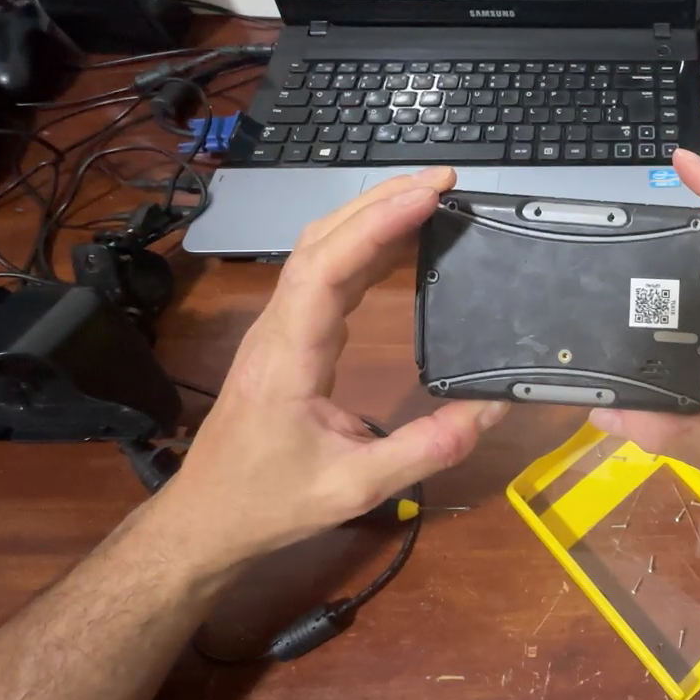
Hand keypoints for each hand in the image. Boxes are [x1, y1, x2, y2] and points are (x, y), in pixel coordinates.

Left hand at [147, 168, 509, 573]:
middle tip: (442, 180)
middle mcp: (282, 326)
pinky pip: (328, 270)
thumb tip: (494, 409)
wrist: (205, 519)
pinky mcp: (293, 333)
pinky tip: (401, 239)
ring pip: (321, 248)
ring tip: (429, 195)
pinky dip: (367, 243)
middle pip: (321, 239)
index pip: (327, 268)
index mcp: (290, 355)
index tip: (427, 196)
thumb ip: (427, 449)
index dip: (376, 224)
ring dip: (372, 213)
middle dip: (380, 199)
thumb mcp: (355, 487)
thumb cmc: (270, 501)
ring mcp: (283, 326)